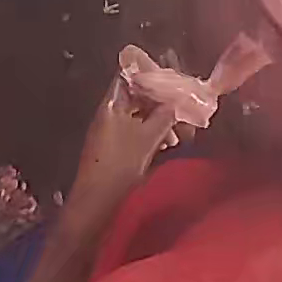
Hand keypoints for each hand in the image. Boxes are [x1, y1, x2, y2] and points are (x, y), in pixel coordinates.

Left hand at [27, 78, 178, 281]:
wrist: (95, 207)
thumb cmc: (119, 168)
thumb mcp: (147, 139)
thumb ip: (165, 116)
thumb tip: (180, 101)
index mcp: (112, 104)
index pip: (131, 74)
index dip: (153, 73)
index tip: (176, 82)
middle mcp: (111, 112)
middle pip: (139, 93)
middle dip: (164, 99)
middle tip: (186, 109)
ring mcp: (112, 129)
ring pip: (141, 113)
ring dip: (163, 118)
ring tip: (182, 132)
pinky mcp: (118, 146)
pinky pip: (139, 129)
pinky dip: (156, 131)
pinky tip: (171, 143)